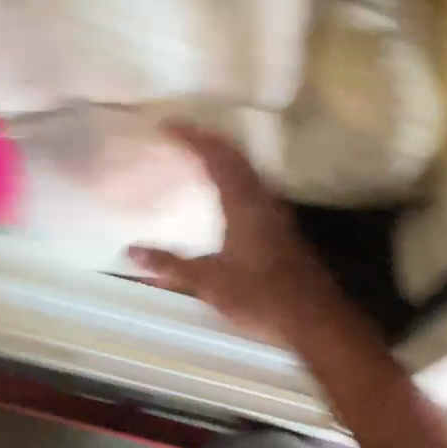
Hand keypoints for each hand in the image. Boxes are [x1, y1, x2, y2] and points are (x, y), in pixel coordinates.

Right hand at [127, 123, 348, 341]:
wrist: (315, 320)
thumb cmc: (261, 297)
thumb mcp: (209, 282)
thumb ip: (171, 265)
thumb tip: (132, 251)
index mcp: (244, 203)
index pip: (216, 157)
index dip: (192, 138)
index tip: (168, 126)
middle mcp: (264, 200)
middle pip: (237, 158)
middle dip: (209, 142)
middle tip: (184, 136)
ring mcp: (279, 216)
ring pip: (250, 174)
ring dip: (227, 161)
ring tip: (203, 160)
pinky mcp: (285, 232)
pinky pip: (257, 192)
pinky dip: (237, 183)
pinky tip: (229, 200)